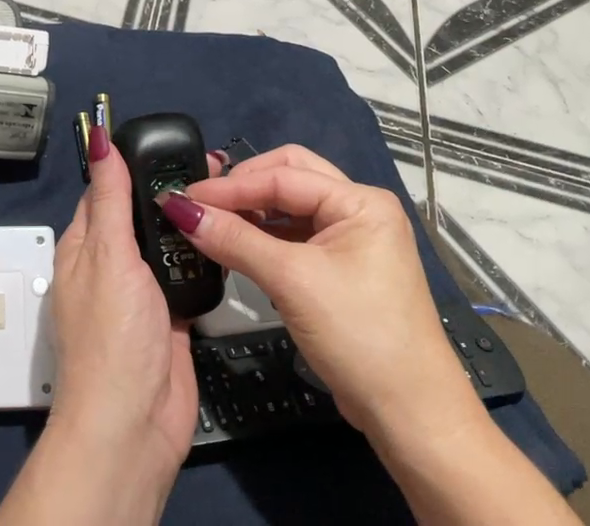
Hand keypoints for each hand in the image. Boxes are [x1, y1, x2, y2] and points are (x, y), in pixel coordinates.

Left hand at [47, 122, 198, 491]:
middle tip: (220, 166)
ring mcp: (142, 294)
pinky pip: (188, 277)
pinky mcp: (171, 318)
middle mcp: (110, 266)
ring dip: (192, 224)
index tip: (172, 142)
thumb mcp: (108, 256)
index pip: (105, 190)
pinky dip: (205, 260)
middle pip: (141, 216)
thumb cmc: (113, 335)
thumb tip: (98, 140)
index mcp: (83, 247)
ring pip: (168, 245)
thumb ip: (109, 199)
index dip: (133, 164)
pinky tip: (232, 238)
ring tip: (234, 193)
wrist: (134, 424)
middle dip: (172, 192)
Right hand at [164, 145, 481, 444]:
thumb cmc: (358, 336)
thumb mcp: (292, 282)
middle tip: (200, 204)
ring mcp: (351, 242)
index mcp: (360, 202)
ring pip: (289, 209)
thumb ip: (234, 241)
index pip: (282, 177)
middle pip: (289, 178)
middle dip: (243, 188)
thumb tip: (179, 210)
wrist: (409, 412)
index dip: (229, 186)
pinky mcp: (339, 271)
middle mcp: (358, 211)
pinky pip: (292, 238)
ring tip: (208, 225)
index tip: (182, 198)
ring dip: (250, 213)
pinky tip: (233, 249)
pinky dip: (261, 238)